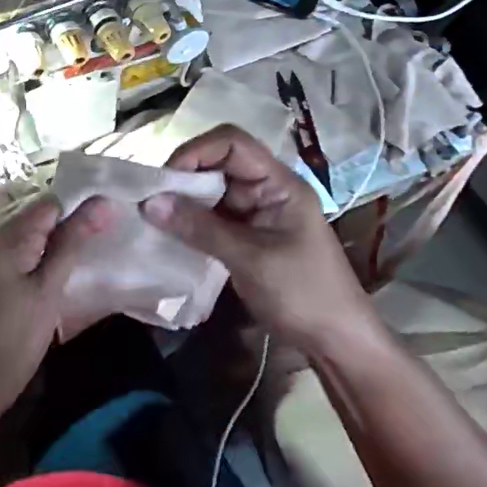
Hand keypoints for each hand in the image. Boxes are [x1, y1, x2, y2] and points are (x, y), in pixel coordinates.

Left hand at [0, 195, 116, 424]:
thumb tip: (102, 204)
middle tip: (101, 239)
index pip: (49, 204)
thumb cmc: (10, 346)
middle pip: (33, 216)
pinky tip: (47, 271)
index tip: (110, 219)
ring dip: (48, 241)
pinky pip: (7, 249)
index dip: (80, 208)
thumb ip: (72, 245)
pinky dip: (29, 255)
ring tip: (81, 254)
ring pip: (21, 232)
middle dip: (65, 225)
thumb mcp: (48, 295)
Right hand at [143, 125, 377, 350]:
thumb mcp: (250, 259)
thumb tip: (149, 203)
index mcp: (279, 184)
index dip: (196, 151)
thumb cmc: (304, 294)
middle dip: (183, 176)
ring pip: (210, 190)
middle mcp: (265, 190)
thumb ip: (200, 228)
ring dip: (183, 200)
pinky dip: (189, 221)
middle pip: (217, 163)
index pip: (232, 143)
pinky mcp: (244, 236)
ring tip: (153, 217)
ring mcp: (254, 213)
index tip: (167, 179)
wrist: (337, 342)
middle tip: (151, 200)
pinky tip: (169, 233)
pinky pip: (210, 216)